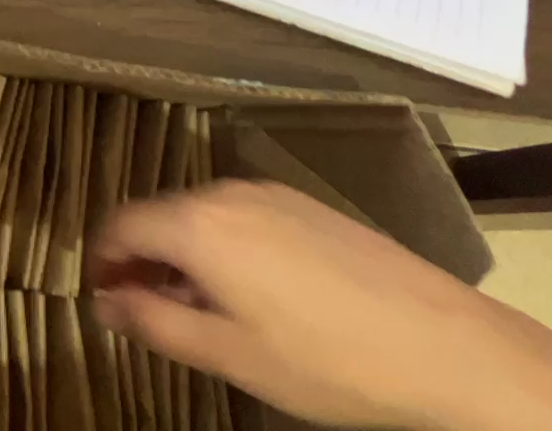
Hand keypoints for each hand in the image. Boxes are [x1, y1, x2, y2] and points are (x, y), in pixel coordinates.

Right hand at [86, 181, 551, 430]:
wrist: (452, 347)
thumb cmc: (327, 359)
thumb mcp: (228, 354)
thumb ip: (152, 321)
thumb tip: (102, 303)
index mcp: (195, 224)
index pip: (119, 225)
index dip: (100, 258)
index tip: (100, 293)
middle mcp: (223, 192)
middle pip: (157, 216)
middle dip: (141, 257)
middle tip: (144, 306)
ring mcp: (268, 193)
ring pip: (198, 214)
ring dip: (181, 251)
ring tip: (199, 304)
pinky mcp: (305, 203)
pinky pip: (238, 214)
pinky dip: (220, 243)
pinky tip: (251, 288)